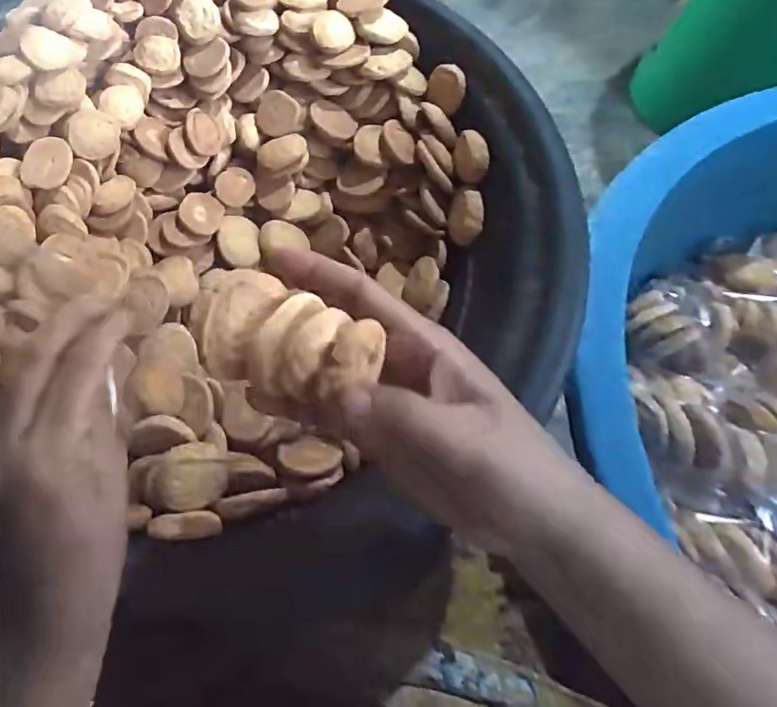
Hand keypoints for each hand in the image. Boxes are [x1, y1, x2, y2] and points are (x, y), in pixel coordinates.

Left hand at [0, 295, 130, 696]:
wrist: (42, 606)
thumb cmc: (95, 549)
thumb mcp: (114, 476)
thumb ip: (108, 410)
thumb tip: (115, 356)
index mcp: (52, 451)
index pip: (77, 367)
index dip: (104, 329)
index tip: (128, 307)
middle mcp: (10, 439)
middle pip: (36, 356)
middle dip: (70, 317)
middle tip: (104, 297)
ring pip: (14, 367)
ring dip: (49, 332)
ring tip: (83, 312)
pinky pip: (9, 388)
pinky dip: (35, 359)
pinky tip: (57, 348)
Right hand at [267, 249, 583, 554]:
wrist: (534, 523)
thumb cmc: (509, 463)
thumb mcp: (459, 436)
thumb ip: (397, 412)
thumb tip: (332, 393)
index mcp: (420, 343)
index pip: (362, 295)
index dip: (319, 271)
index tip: (275, 253)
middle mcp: (394, 361)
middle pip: (335, 327)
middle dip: (292, 312)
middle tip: (242, 308)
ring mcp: (384, 398)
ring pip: (327, 370)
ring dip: (288, 361)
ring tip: (241, 354)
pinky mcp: (378, 434)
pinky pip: (331, 412)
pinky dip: (300, 406)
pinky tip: (266, 403)